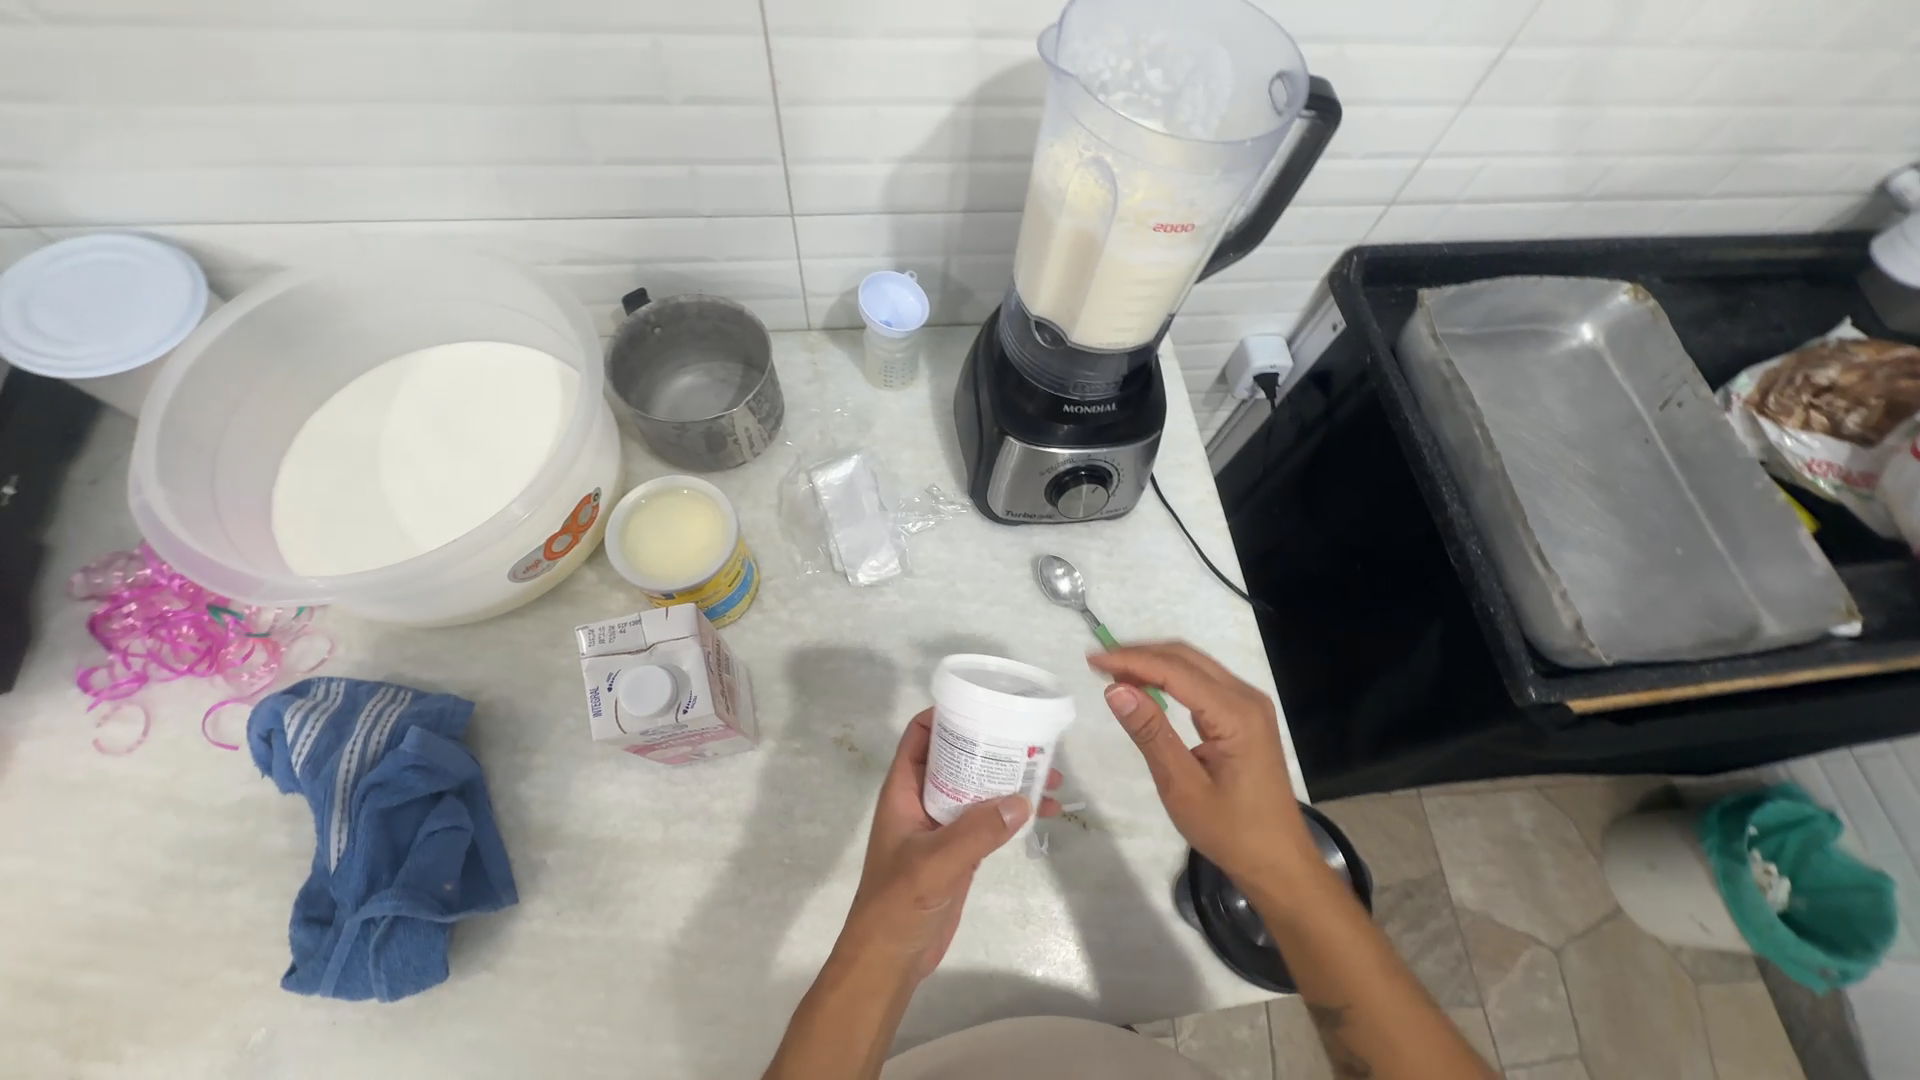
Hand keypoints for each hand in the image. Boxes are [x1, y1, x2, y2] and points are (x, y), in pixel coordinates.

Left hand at [845, 709, 1062, 981]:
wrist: (891, 957)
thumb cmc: (897, 902)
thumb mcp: (933, 863)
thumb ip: (975, 832)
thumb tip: (1022, 799)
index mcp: (904, 789)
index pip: (921, 734)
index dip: (947, 714)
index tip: (985, 703)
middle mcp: (923, 799)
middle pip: (958, 756)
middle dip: (993, 746)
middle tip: (1034, 740)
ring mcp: (943, 824)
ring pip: (978, 786)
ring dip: (1010, 778)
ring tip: (1051, 774)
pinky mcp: (960, 849)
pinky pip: (989, 818)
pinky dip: (1013, 811)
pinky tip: (1043, 811)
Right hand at [1090, 644, 1321, 893]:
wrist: (1277, 861)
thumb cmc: (1230, 830)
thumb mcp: (1182, 786)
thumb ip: (1150, 733)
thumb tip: (1115, 689)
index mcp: (1236, 714)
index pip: (1175, 671)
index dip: (1132, 660)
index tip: (1093, 661)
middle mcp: (1247, 698)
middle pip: (1186, 658)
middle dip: (1140, 655)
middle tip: (1099, 665)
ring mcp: (1249, 705)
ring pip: (1194, 665)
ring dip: (1154, 663)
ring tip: (1115, 673)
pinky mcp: (1245, 715)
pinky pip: (1203, 682)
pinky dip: (1170, 678)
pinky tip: (1146, 688)